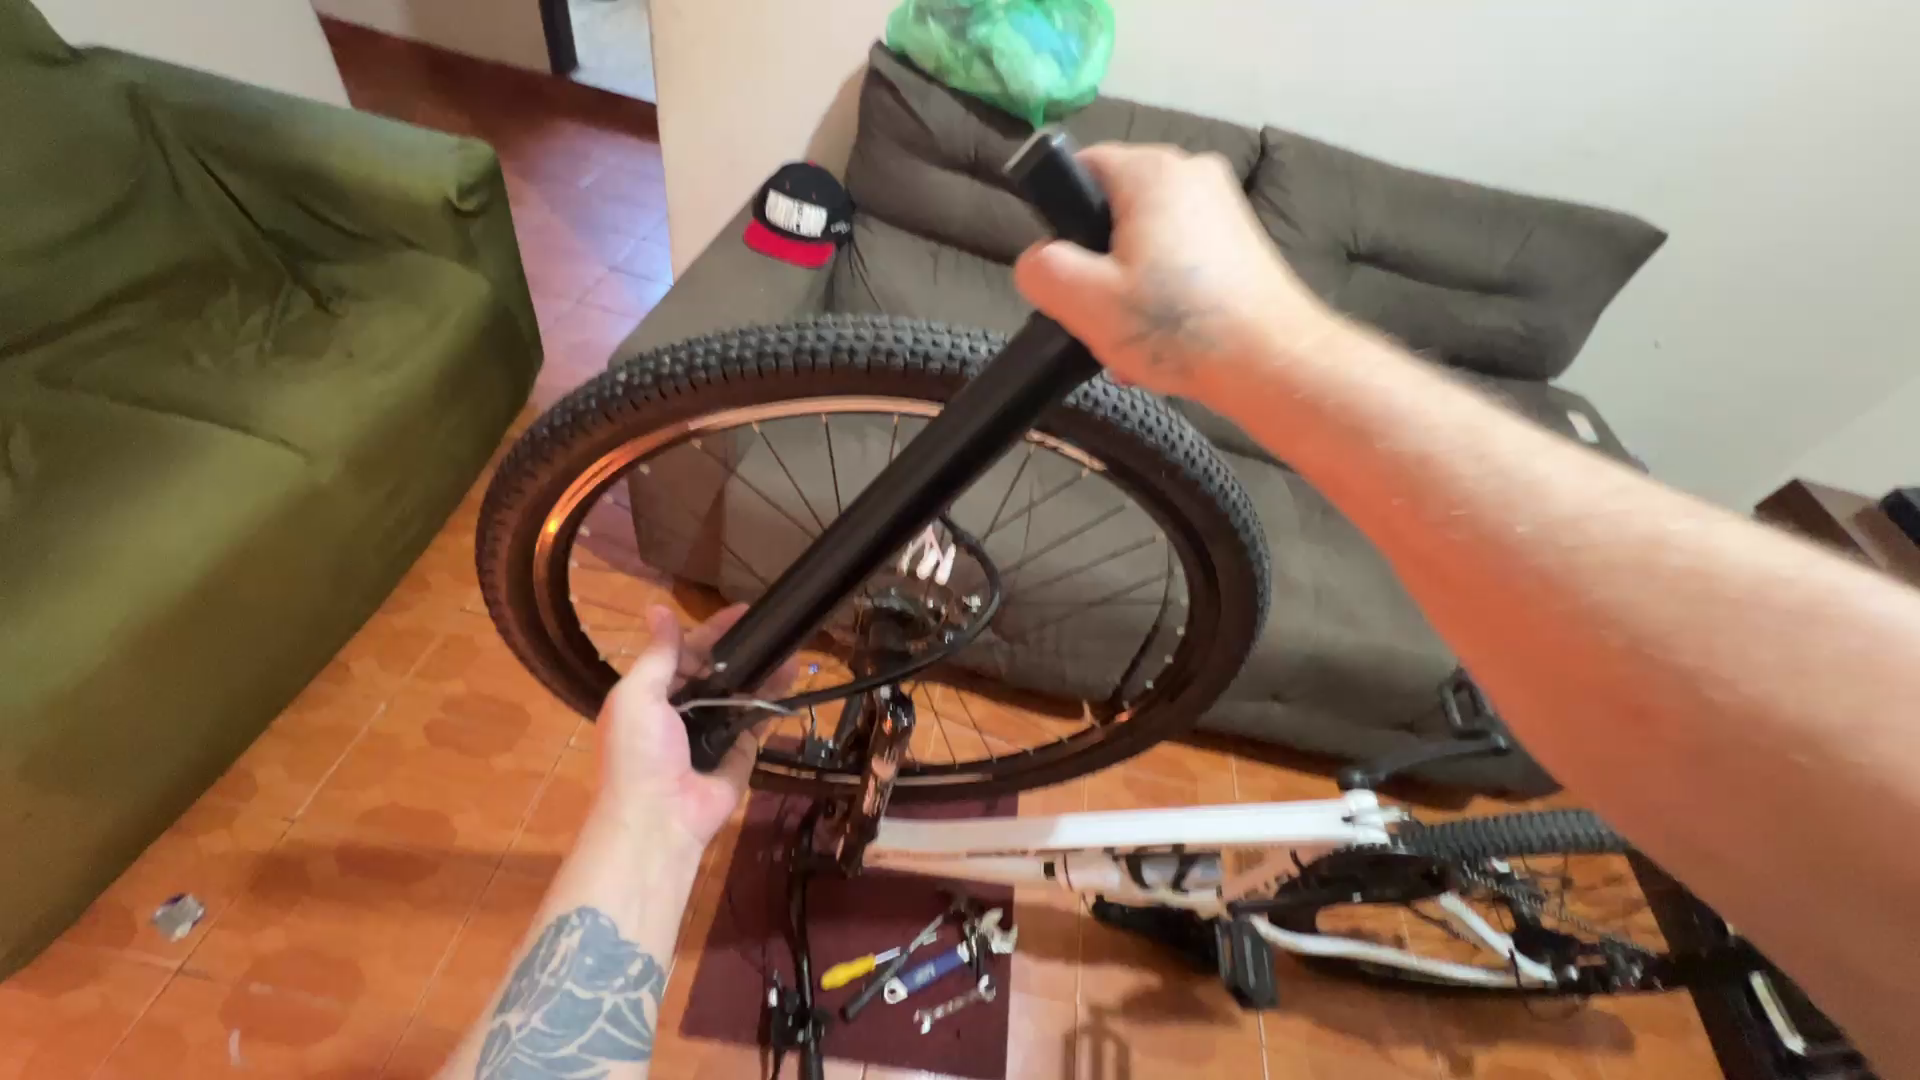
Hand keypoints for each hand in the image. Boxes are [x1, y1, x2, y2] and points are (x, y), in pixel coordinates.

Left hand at [593, 605, 794, 847]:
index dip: (712, 630)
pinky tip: (793, 678)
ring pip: (743, 690)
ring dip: (766, 670)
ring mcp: (714, 729)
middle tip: (776, 627)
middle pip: (719, 669)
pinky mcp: (740, 749)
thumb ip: (658, 654)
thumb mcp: (637, 696)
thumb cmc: (639, 752)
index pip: (686, 651)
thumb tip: (657, 608)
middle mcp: (684, 708)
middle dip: (745, 649)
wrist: (660, 817)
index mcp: (653, 693)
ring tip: (793, 649)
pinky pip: (759, 718)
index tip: (742, 611)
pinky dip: (775, 699)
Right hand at [1012, 143, 1339, 402]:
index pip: (1082, 168)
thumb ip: (1042, 270)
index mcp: (1151, 172)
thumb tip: (1036, 260)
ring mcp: (1222, 208)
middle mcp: (1191, 173)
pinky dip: (1163, 299)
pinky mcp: (1240, 244)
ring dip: (1128, 294)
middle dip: (1098, 269)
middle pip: (1115, 212)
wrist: (1272, 362)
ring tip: (1131, 344)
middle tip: (1097, 319)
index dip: (1062, 219)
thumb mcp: (1086, 301)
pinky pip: (1180, 262)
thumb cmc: (1175, 325)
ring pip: (1147, 244)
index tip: (1065, 270)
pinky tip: (1163, 343)